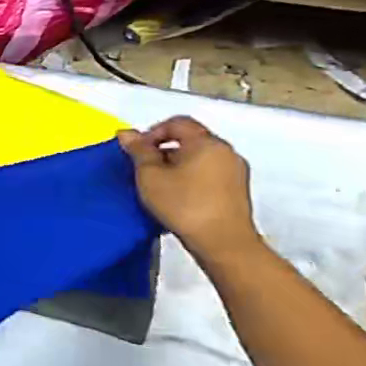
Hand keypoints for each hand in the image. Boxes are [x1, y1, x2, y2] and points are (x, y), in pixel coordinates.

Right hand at [117, 117, 262, 264]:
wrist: (223, 243)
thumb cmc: (183, 204)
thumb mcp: (150, 175)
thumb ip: (138, 150)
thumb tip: (126, 133)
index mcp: (207, 143)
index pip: (177, 122)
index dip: (152, 132)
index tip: (138, 151)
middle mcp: (226, 151)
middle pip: (190, 138)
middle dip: (164, 148)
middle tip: (145, 167)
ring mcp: (236, 171)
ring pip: (200, 156)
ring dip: (178, 163)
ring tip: (160, 183)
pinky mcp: (238, 190)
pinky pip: (210, 172)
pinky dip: (192, 176)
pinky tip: (178, 194)